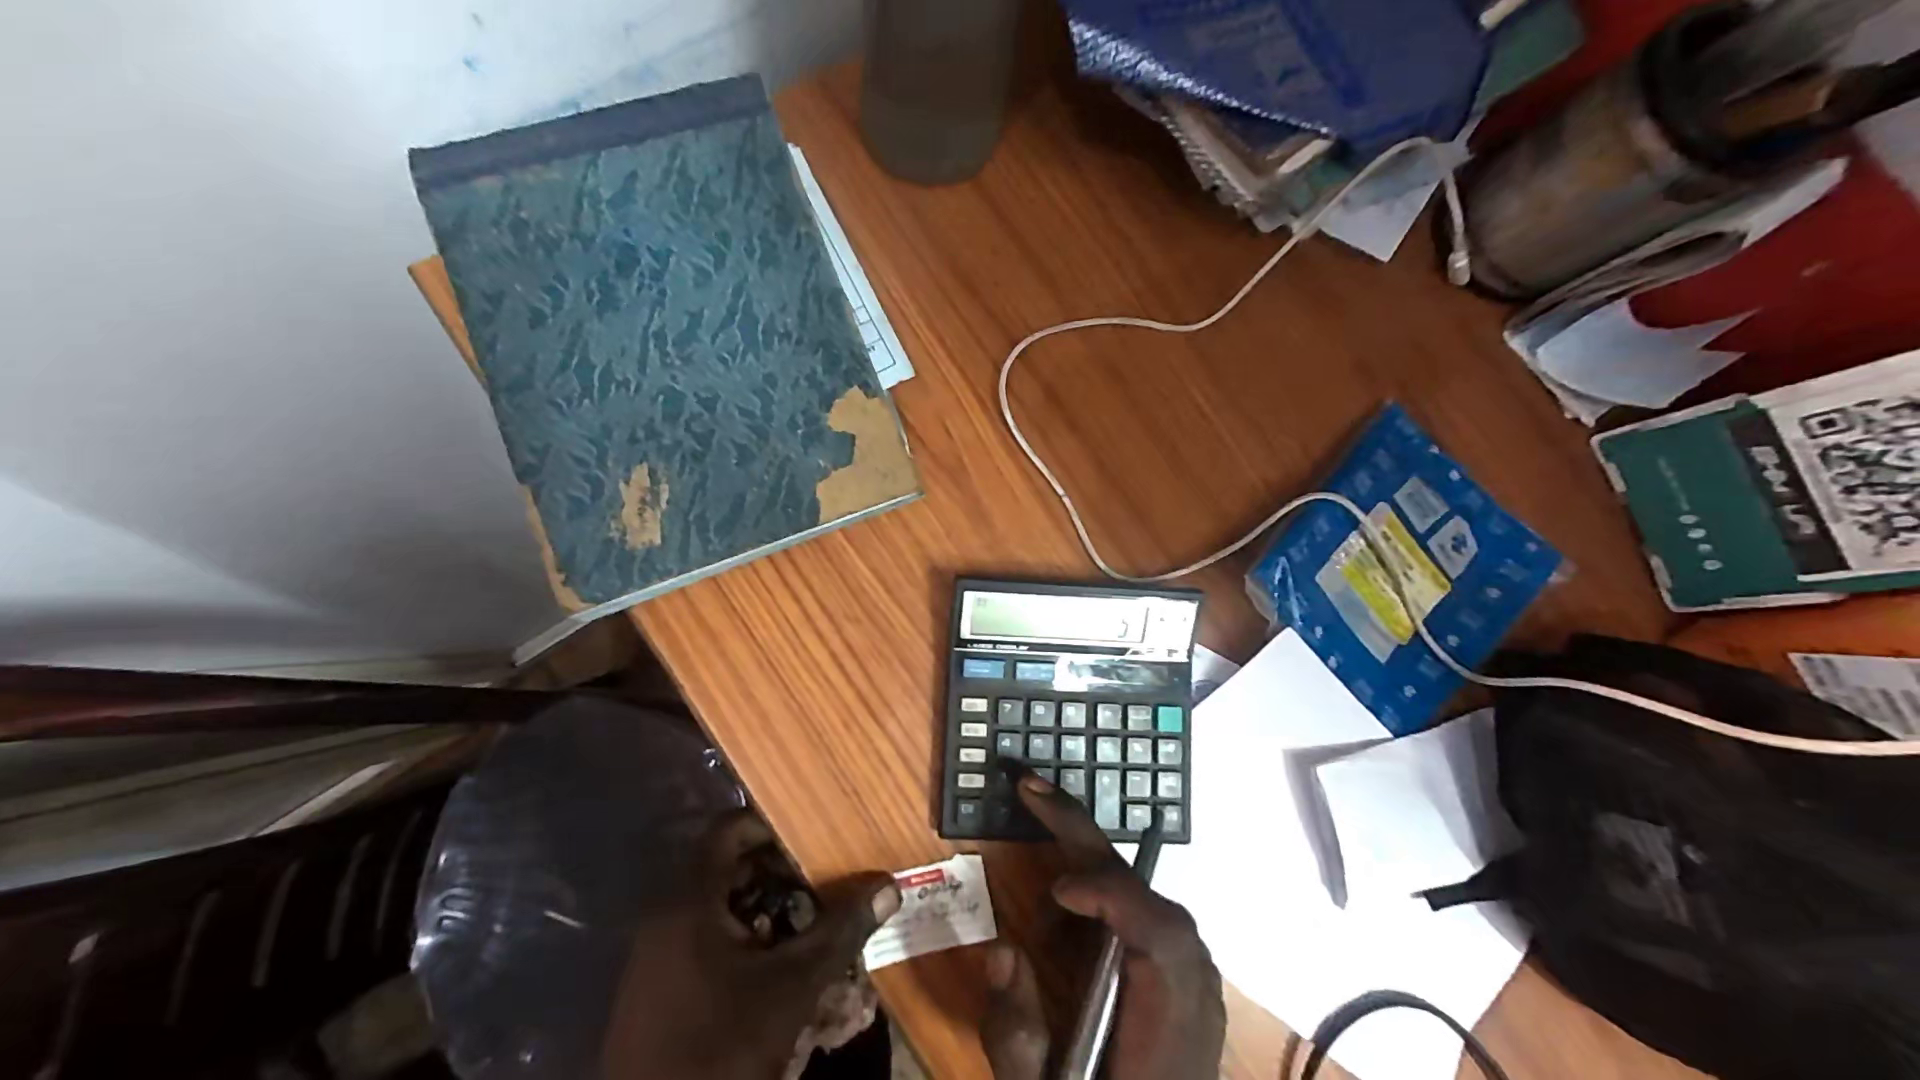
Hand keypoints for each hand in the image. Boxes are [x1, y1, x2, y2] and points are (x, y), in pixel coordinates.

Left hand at [601, 810, 899, 1079]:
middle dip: (778, 869)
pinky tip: (777, 960)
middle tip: (822, 879)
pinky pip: (706, 935)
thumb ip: (841, 930)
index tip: (813, 837)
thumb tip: (889, 886)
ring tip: (809, 917)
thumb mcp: (793, 985)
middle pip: (726, 866)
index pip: (729, 830)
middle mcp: (667, 915)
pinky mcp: (661, 985)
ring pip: (719, 904)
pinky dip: (744, 934)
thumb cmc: (724, 1044)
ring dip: (765, 904)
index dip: (772, 825)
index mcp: (690, 901)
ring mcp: (658, 953)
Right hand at [982, 775, 1225, 1079]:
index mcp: (1170, 1018)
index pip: (1162, 933)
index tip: (1058, 891)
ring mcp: (1189, 978)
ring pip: (1139, 895)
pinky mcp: (1176, 976)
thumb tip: (1001, 949)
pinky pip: (1139, 915)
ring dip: (1087, 874)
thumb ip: (1018, 1032)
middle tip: (1030, 788)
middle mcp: (1190, 987)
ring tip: (1043, 919)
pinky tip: (1066, 923)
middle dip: (1082, 835)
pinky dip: (1099, 897)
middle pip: (1143, 891)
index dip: (1113, 895)